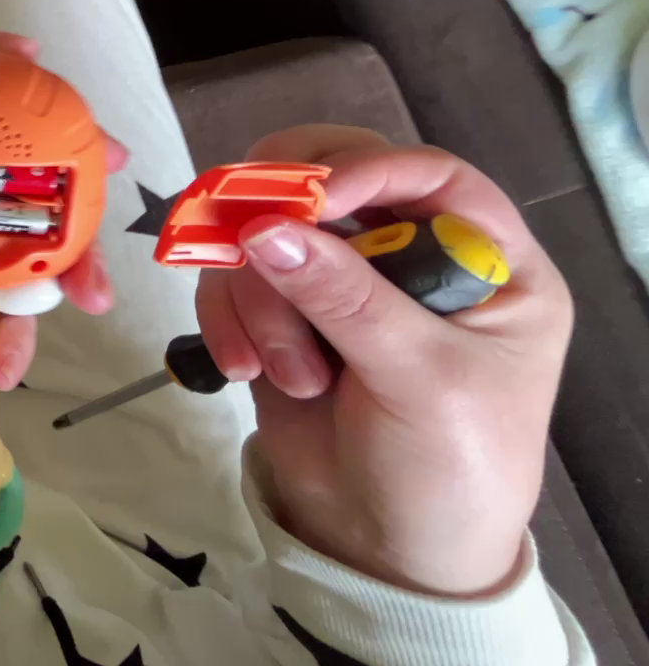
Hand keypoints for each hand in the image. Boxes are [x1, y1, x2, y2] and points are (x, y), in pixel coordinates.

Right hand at [194, 125, 570, 595]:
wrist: (375, 534)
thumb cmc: (444, 462)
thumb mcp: (419, 380)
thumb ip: (344, 298)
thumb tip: (261, 227)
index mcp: (480, 264)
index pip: (427, 175)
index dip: (364, 170)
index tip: (305, 201)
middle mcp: (400, 257)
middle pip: (323, 181)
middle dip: (277, 213)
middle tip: (245, 234)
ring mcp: (328, 280)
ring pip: (260, 237)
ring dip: (256, 305)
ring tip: (287, 374)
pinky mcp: (270, 306)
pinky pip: (224, 280)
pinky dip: (223, 322)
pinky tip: (244, 371)